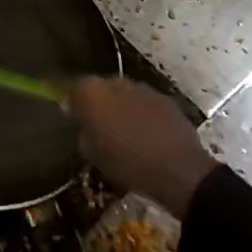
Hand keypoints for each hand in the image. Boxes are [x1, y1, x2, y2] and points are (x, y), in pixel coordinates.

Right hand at [66, 76, 217, 217]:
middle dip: (99, 103)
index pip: (73, 89)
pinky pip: (144, 103)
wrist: (178, 170)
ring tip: (126, 131)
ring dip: (121, 106)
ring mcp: (141, 88)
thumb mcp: (92, 154)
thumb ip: (82, 131)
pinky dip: (142, 113)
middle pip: (99, 88)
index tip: (76, 121)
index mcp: (90, 92)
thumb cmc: (126, 163)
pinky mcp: (164, 99)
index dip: (74, 105)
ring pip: (123, 93)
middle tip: (100, 127)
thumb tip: (82, 123)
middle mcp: (114, 82)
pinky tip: (147, 134)